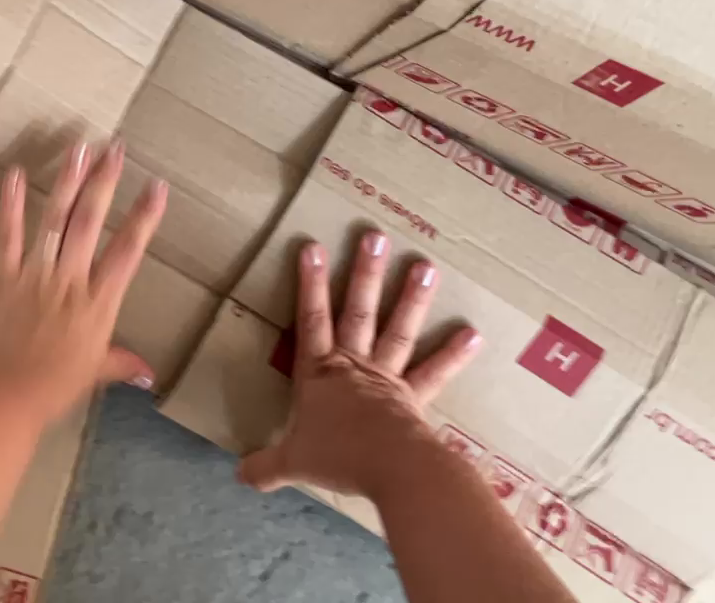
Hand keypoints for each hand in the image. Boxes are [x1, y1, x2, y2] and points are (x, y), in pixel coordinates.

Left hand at [0, 139, 167, 427]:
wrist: (2, 396)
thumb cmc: (52, 388)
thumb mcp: (93, 373)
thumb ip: (121, 363)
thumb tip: (150, 374)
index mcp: (98, 301)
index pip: (128, 251)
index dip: (145, 217)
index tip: (157, 187)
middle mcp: (71, 278)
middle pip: (92, 221)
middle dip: (106, 181)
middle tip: (115, 148)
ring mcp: (36, 271)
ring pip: (56, 218)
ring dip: (69, 181)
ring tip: (79, 148)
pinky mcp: (3, 273)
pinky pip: (9, 233)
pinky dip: (13, 203)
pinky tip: (17, 174)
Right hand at [239, 232, 481, 501]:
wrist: (391, 471)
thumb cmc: (338, 457)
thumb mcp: (293, 462)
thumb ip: (267, 465)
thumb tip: (240, 476)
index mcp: (319, 372)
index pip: (311, 318)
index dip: (310, 283)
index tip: (313, 246)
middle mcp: (353, 364)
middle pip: (359, 312)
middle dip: (365, 274)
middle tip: (375, 237)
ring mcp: (387, 377)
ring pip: (398, 330)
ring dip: (412, 298)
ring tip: (426, 266)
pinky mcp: (414, 396)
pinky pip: (434, 372)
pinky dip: (453, 354)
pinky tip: (473, 333)